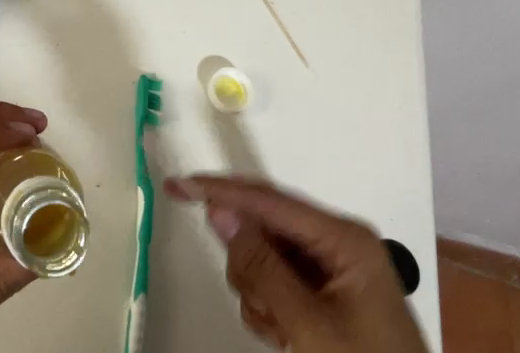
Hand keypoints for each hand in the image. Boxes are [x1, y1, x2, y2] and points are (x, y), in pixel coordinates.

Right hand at [166, 175, 426, 352]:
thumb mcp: (309, 324)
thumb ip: (261, 266)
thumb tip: (219, 211)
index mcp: (343, 238)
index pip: (267, 200)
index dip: (219, 191)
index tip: (176, 185)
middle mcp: (336, 242)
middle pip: (262, 228)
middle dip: (250, 267)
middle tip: (265, 310)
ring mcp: (330, 267)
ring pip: (262, 257)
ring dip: (259, 293)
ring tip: (283, 331)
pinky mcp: (323, 290)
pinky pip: (274, 280)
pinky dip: (268, 306)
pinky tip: (286, 334)